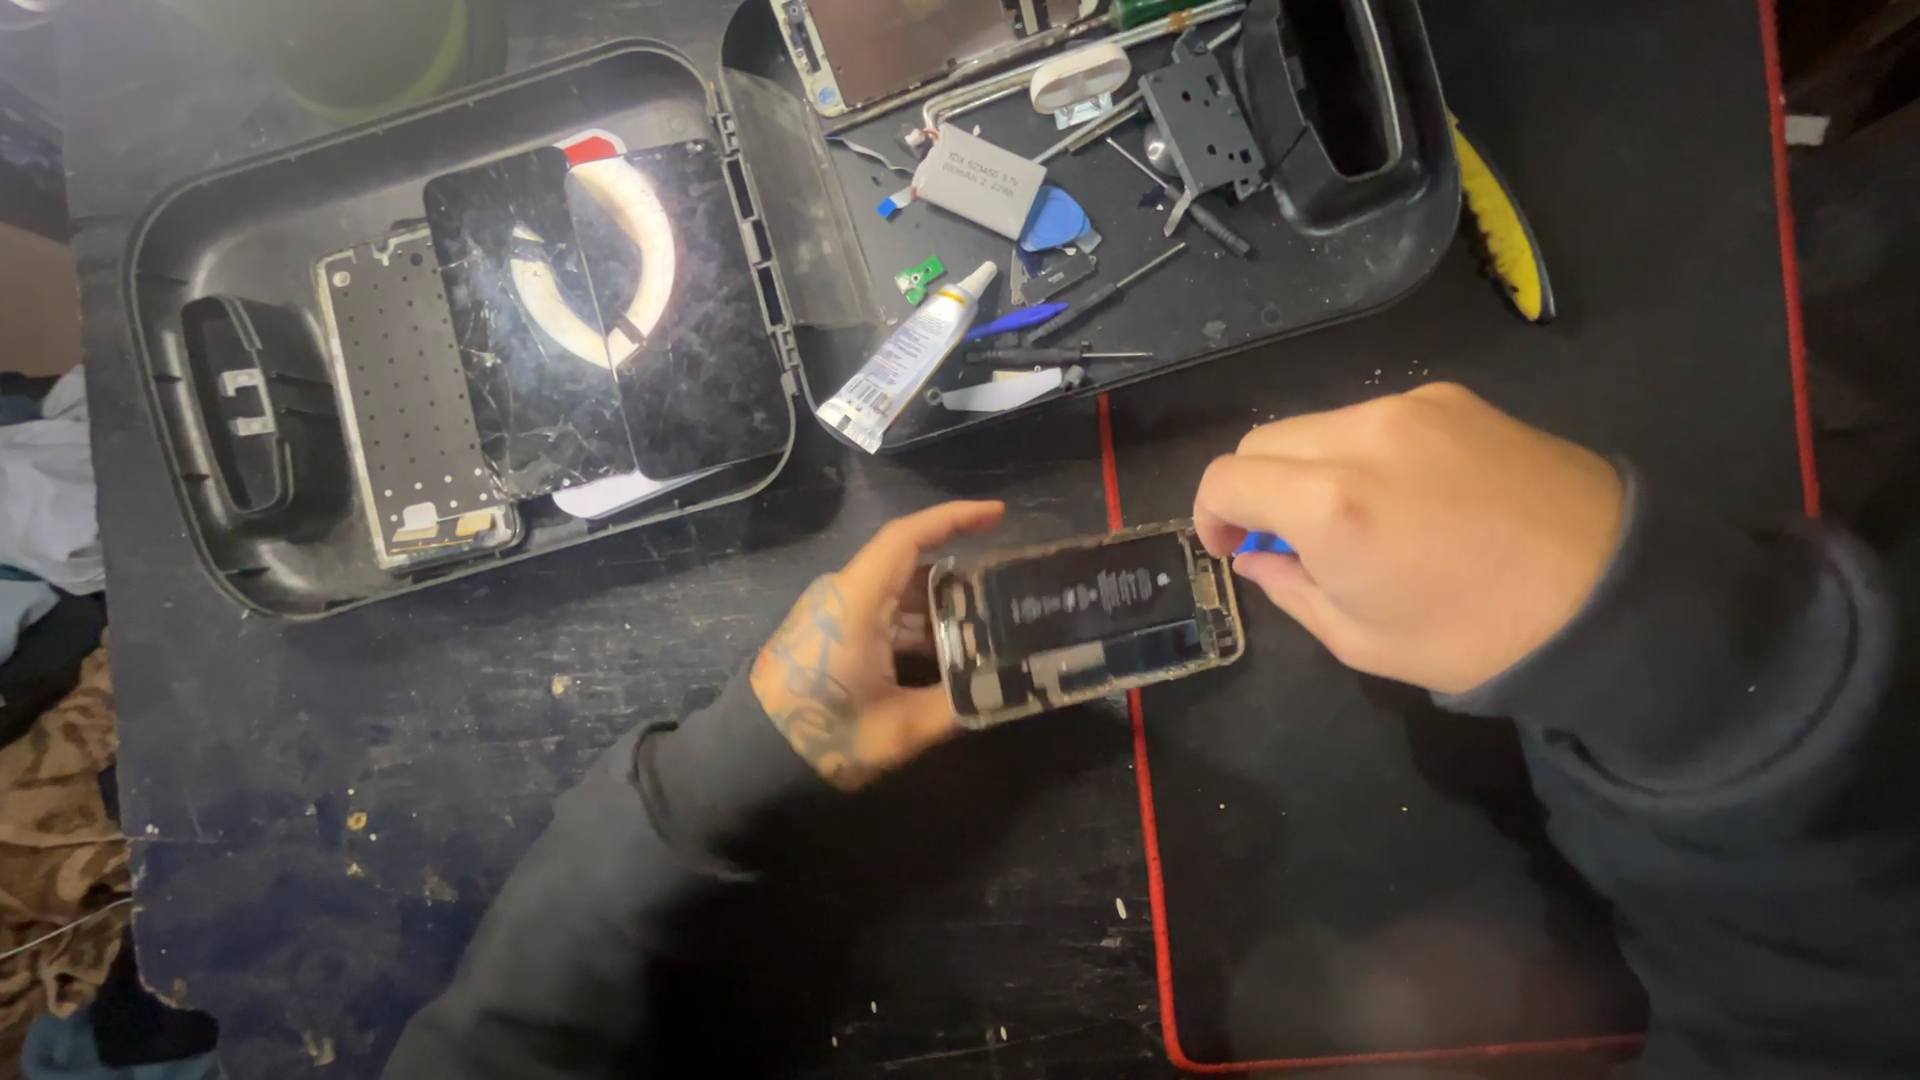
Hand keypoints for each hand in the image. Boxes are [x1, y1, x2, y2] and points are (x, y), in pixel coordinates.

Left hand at [752, 501, 1006, 789]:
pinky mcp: (831, 632)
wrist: (749, 758)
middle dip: (960, 576)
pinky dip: (918, 627)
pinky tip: (949, 654)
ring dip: (940, 608)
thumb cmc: (821, 736)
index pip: (907, 537)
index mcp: (856, 601)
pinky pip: (884, 614)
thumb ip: (956, 707)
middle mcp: (844, 594)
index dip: (954, 518)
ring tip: (989, 627)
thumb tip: (1007, 691)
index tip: (997, 514)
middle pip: (910, 566)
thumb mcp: (898, 729)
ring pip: (899, 593)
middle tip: (1007, 592)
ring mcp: (834, 612)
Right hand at [1193, 384, 1624, 694]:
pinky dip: (1354, 451)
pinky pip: (1369, 418)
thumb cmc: (1477, 636)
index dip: (1209, 515)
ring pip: (1313, 425)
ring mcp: (1410, 409)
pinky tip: (1398, 492)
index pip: (1225, 479)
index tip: (1231, 548)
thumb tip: (1255, 557)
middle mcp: (1360, 437)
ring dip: (1301, 467)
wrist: (1620, 598)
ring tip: (1344, 515)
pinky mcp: (1453, 401)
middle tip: (1281, 537)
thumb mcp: (1360, 638)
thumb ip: (1287, 588)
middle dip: (1251, 488)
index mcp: (1328, 504)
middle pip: (1261, 441)